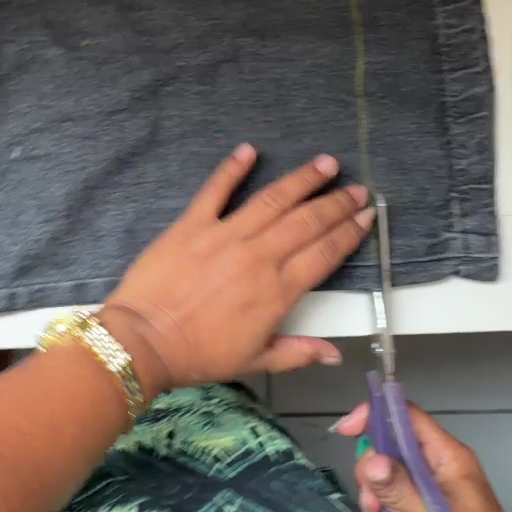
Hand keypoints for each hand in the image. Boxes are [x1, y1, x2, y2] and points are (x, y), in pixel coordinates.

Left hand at [100, 144, 373, 396]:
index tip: (365, 217)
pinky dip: (232, 169)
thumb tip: (336, 353)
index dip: (348, 233)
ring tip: (325, 164)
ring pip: (272, 200)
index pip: (324, 254)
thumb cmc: (200, 355)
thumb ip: (298, 352)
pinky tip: (249, 150)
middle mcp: (258, 256)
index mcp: (277, 291)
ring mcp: (224, 235)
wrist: (145, 342)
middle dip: (336, 203)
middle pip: (307, 222)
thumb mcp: (255, 361)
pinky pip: (215, 190)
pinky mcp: (192, 223)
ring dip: (302, 180)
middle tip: (358, 189)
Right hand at [334, 402, 511, 511]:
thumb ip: (401, 491)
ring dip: (378, 498)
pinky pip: (398, 501)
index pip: (406, 415)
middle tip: (371, 501)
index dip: (374, 414)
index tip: (346, 432)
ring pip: (391, 475)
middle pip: (392, 446)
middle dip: (373, 470)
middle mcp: (442, 468)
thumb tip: (369, 458)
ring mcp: (436, 492)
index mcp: (450, 458)